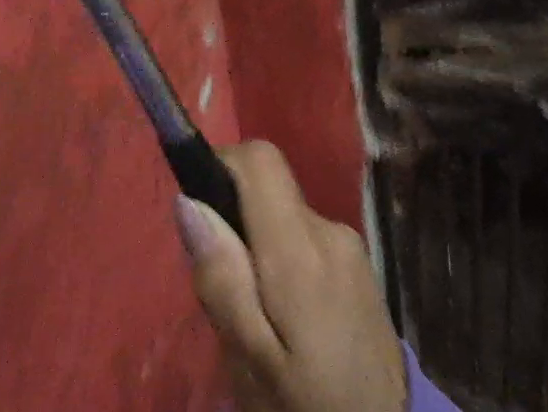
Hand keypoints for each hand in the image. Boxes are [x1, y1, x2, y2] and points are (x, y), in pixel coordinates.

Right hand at [177, 142, 405, 411]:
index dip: (221, 166)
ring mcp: (351, 249)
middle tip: (227, 296)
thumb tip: (188, 201)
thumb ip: (222, 279)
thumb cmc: (309, 408)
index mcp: (301, 249)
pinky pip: (305, 242)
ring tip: (257, 320)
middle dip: (234, 226)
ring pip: (284, 220)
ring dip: (257, 251)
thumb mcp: (251, 359)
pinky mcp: (359, 268)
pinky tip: (287, 324)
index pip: (260, 160)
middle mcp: (331, 231)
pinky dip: (282, 265)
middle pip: (268, 192)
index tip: (199, 213)